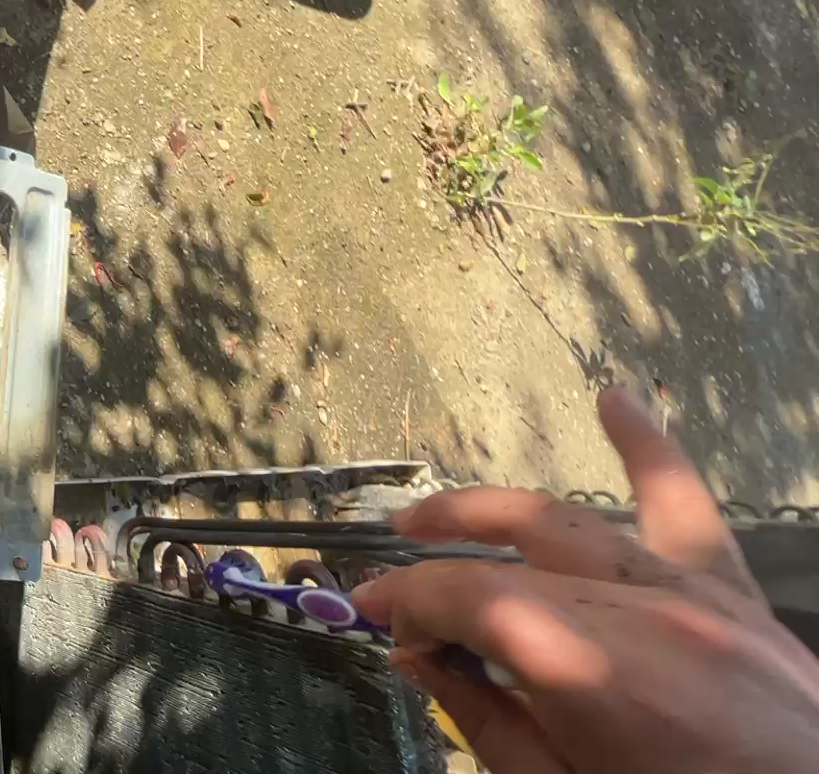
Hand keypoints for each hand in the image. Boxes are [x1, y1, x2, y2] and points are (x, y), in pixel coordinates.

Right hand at [354, 386, 818, 773]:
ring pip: (563, 523)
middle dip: (429, 583)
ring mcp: (699, 603)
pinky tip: (615, 398)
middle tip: (391, 606)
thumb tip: (416, 656)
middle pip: (498, 568)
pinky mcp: (740, 607)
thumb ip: (482, 718)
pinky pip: (690, 515)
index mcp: (593, 671)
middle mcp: (641, 617)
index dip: (403, 606)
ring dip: (479, 513)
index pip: (458, 598)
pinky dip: (651, 453)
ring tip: (421, 520)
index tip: (376, 627)